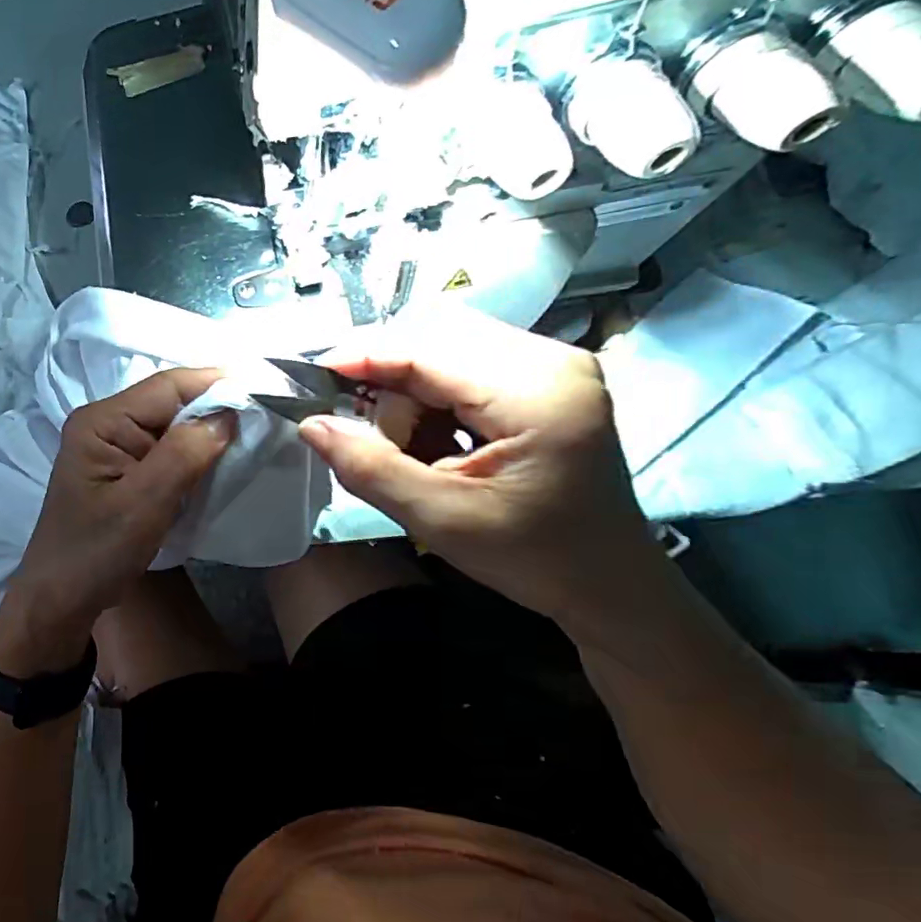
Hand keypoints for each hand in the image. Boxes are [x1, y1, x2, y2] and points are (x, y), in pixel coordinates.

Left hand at [0, 368, 233, 676]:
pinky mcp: (125, 467)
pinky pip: (167, 448)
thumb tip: (228, 414)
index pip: (166, 387)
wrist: (60, 600)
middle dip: (215, 408)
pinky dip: (195, 453)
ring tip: (252, 436)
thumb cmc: (96, 553)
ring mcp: (114, 446)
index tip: (262, 389)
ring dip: (208, 432)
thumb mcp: (143, 504)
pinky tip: (221, 461)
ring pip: (173, 425)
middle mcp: (105, 423)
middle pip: (170, 402)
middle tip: (264, 417)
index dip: (214, 384)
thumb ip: (183, 454)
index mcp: (100, 422)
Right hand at [298, 313, 660, 627]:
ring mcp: (554, 362)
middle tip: (356, 425)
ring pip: (448, 345)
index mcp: (537, 393)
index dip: (362, 358)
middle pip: (437, 337)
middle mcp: (552, 359)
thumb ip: (371, 469)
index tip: (310, 377)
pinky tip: (432, 434)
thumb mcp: (442, 520)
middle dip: (385, 376)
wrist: (611, 584)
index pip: (428, 350)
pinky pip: (467, 362)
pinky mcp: (548, 375)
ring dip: (408, 386)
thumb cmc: (535, 559)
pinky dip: (433, 392)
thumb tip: (311, 425)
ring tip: (400, 441)